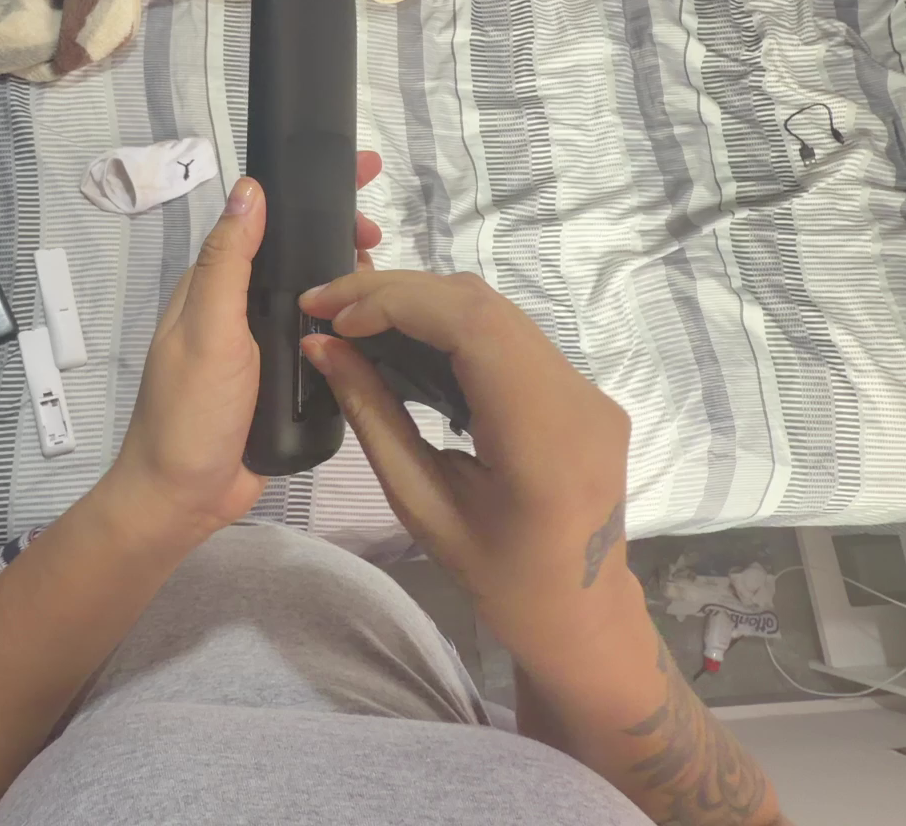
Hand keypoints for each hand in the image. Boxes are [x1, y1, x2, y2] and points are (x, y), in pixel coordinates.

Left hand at [107, 153, 383, 538]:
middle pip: (291, 256)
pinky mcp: (282, 379)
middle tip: (378, 233)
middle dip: (334, 233)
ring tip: (386, 273)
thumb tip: (249, 189)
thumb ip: (227, 263)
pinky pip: (318, 339)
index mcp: (212, 287)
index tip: (358, 173)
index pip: (260, 223)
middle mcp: (236, 309)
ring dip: (346, 276)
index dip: (304, 193)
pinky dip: (346, 322)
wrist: (187, 495)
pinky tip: (379, 320)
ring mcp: (260, 346)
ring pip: (310, 297)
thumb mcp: (207, 328)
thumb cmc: (191, 408)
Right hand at [297, 271, 632, 663]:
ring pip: (490, 309)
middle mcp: (578, 397)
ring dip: (413, 303)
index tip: (332, 318)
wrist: (581, 614)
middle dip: (392, 291)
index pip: (472, 325)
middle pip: (479, 303)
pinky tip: (397, 343)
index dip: (395, 302)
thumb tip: (321, 347)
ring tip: (351, 322)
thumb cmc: (496, 576)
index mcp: (544, 438)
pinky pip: (501, 332)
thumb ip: (371, 415)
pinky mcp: (575, 387)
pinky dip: (439, 325)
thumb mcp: (418, 501)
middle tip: (325, 306)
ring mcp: (584, 387)